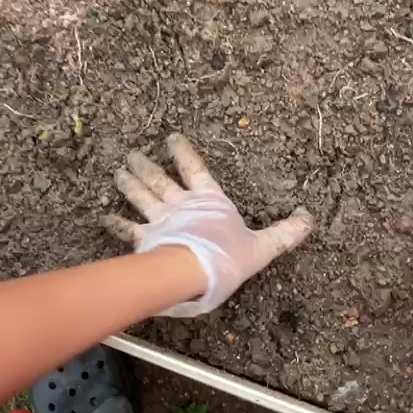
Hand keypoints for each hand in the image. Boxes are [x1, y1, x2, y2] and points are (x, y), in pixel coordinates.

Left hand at [106, 134, 313, 316]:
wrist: (195, 273)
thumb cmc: (228, 257)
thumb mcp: (262, 246)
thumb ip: (284, 233)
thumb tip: (309, 220)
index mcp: (209, 200)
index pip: (195, 169)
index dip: (183, 153)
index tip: (171, 138)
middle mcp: (180, 205)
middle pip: (160, 180)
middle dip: (146, 166)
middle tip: (131, 154)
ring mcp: (160, 221)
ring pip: (141, 197)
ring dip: (129, 184)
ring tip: (118, 172)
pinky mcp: (145, 240)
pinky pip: (127, 229)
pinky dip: (115, 223)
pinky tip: (103, 217)